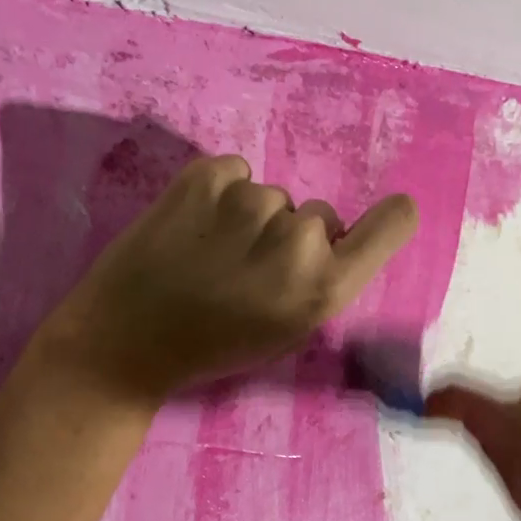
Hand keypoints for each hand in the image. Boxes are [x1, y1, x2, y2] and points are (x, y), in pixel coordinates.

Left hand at [37, 154, 418, 401]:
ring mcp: (251, 202)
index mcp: (325, 288)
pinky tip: (191, 228)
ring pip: (271, 197)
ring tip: (208, 255)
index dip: (387, 217)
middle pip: (319, 215)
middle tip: (245, 272)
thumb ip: (323, 283)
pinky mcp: (205, 175)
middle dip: (293, 236)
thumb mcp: (287, 332)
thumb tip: (336, 238)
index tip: (370, 222)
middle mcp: (299, 239)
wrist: (127, 338)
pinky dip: (219, 194)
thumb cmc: (212, 347)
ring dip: (250, 218)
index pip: (394, 222)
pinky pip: (234, 173)